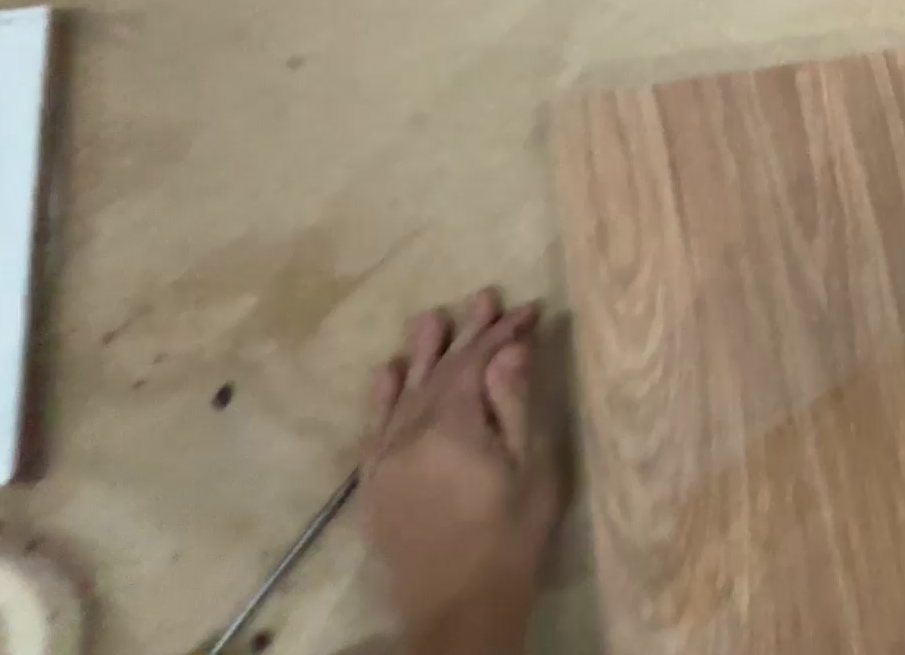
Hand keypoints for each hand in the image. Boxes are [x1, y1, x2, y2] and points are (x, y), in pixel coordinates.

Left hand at [360, 288, 566, 654]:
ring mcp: (385, 459)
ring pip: (404, 392)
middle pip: (439, 370)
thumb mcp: (531, 465)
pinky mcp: (374, 483)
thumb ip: (517, 403)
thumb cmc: (512, 532)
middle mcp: (408, 435)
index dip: (502, 332)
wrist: (459, 608)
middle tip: (486, 296)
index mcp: (452, 428)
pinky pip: (374, 426)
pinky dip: (382, 394)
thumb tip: (511, 348)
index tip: (530, 308)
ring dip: (422, 352)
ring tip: (434, 316)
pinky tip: (388, 370)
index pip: (476, 363)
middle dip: (467, 332)